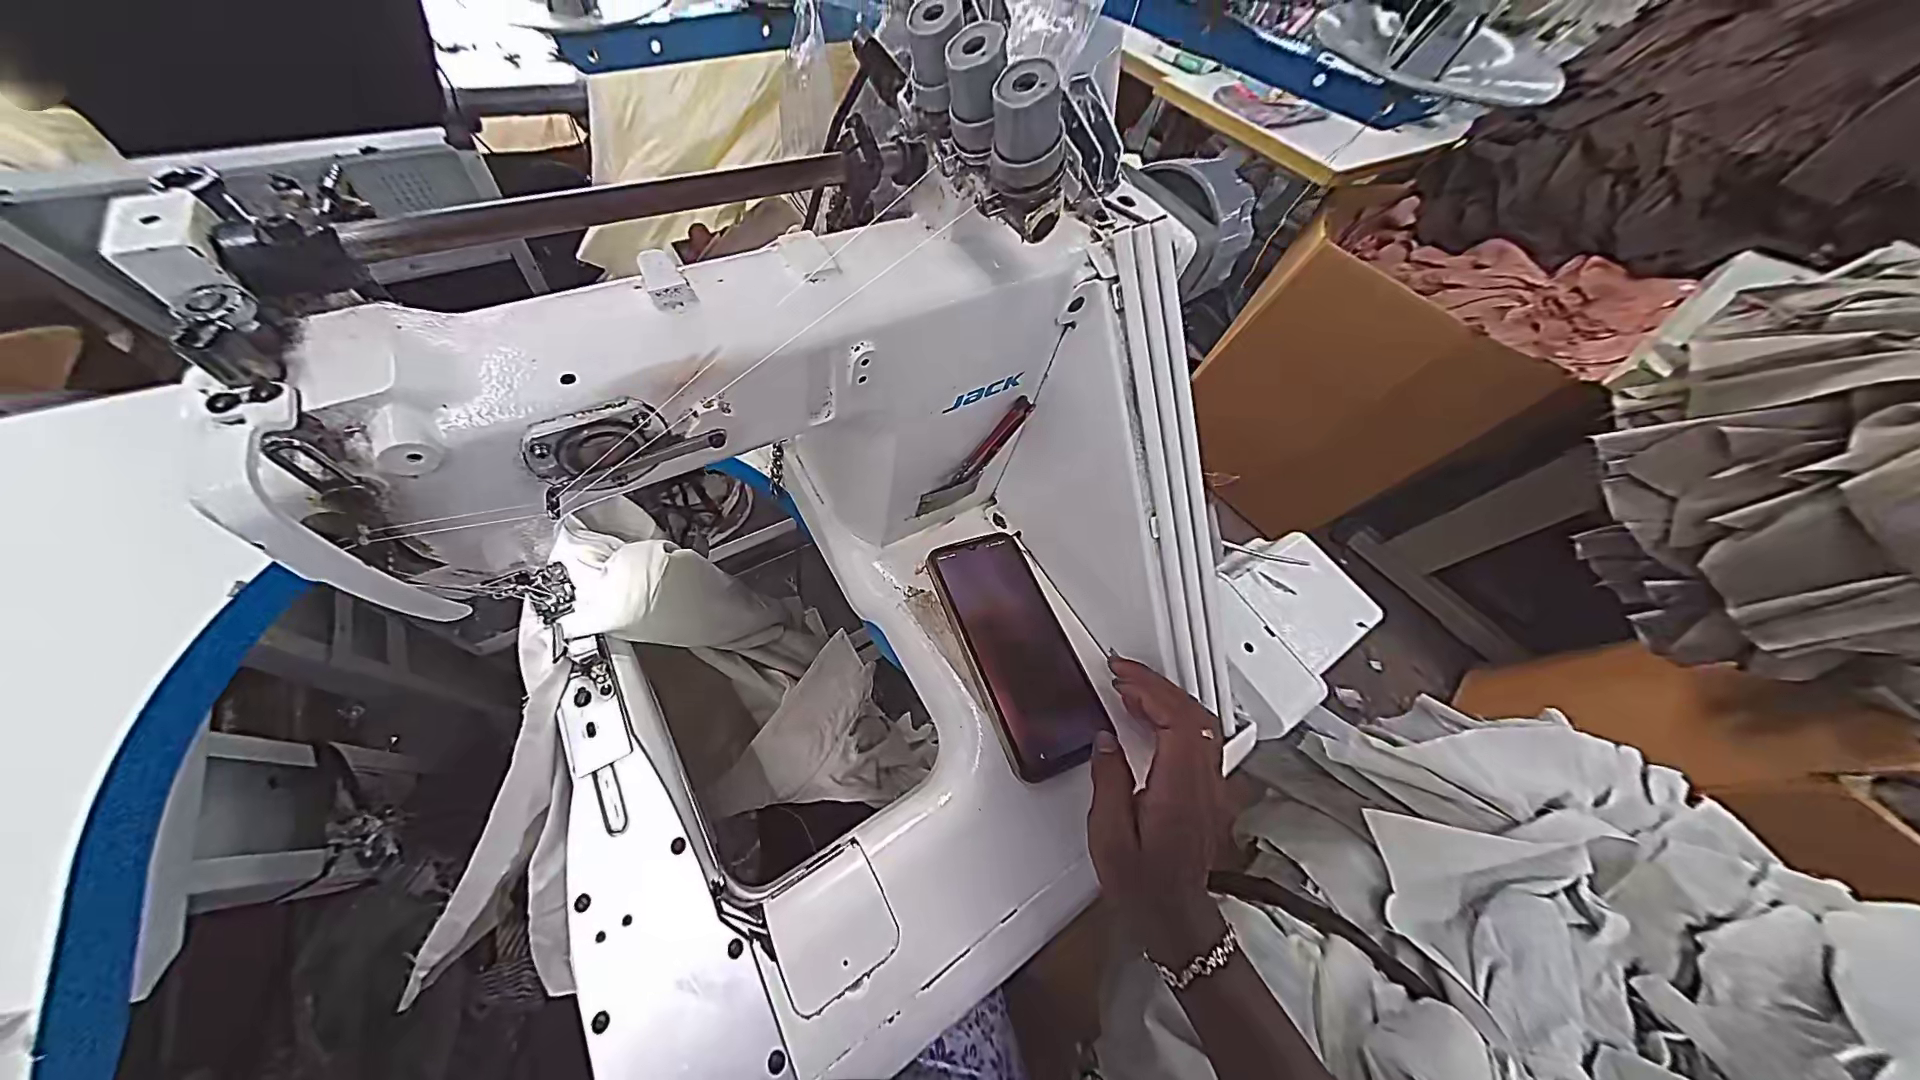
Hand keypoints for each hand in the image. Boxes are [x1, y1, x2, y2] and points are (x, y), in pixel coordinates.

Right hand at [1089, 656, 1229, 966]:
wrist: (1175, 917)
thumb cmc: (1143, 886)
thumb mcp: (1109, 835)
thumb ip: (1109, 781)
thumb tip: (1106, 741)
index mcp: (1180, 790)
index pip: (1177, 720)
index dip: (1150, 689)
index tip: (1123, 676)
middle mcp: (1205, 785)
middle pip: (1193, 714)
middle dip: (1157, 685)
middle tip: (1123, 674)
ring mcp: (1213, 788)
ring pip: (1202, 724)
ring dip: (1168, 698)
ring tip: (1132, 689)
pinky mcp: (1210, 792)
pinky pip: (1201, 739)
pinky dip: (1176, 716)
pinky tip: (1152, 716)